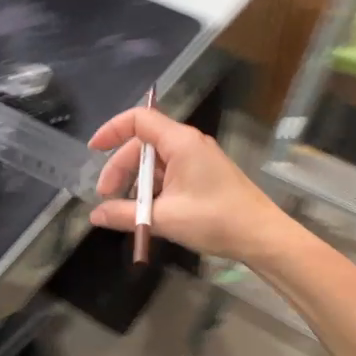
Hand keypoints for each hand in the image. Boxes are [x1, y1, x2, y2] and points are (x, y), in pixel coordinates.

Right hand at [87, 107, 297, 264]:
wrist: (262, 236)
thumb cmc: (215, 220)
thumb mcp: (164, 218)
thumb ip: (124, 214)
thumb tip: (95, 215)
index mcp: (180, 142)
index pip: (139, 119)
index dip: (112, 130)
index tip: (93, 150)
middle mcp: (189, 144)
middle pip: (143, 145)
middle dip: (121, 168)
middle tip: (107, 198)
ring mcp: (198, 159)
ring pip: (155, 162)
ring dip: (136, 183)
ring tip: (126, 210)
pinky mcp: (204, 175)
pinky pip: (170, 173)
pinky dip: (153, 189)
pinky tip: (148, 212)